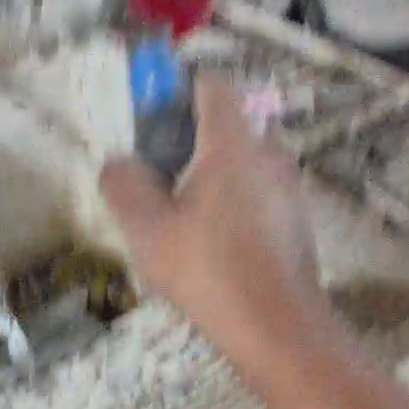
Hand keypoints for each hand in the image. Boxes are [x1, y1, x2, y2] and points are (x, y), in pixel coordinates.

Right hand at [100, 75, 328, 367]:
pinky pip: (253, 185)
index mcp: (232, 145)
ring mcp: (285, 184)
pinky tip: (201, 235)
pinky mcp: (290, 215)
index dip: (179, 86)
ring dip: (206, 165)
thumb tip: (117, 162)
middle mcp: (268, 152)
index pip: (214, 86)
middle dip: (188, 131)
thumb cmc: (205, 268)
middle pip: (229, 119)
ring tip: (171, 207)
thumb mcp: (145, 228)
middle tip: (152, 167)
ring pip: (241, 155)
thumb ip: (124, 186)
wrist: (273, 322)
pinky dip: (225, 193)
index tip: (148, 110)